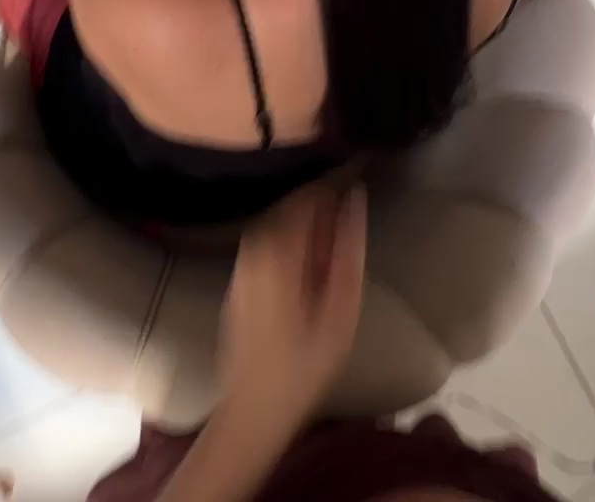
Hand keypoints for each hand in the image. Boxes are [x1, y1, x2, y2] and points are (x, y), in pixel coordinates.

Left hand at [217, 184, 367, 433]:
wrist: (255, 407)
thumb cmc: (305, 361)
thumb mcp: (341, 306)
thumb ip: (349, 248)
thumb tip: (356, 199)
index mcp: (277, 245)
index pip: (306, 194)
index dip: (332, 189)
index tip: (355, 192)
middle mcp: (253, 244)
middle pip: (289, 207)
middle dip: (319, 210)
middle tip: (346, 233)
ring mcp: (241, 261)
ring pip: (277, 225)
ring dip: (305, 229)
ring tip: (331, 254)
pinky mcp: (238, 277)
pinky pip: (267, 244)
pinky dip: (289, 245)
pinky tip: (306, 271)